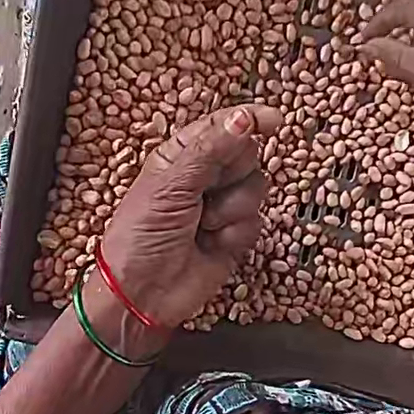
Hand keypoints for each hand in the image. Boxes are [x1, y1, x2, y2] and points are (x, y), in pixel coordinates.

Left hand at [97, 104, 284, 329]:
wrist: (143, 294)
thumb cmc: (140, 236)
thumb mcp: (170, 186)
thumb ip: (210, 150)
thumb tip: (244, 119)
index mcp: (181, 155)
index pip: (222, 126)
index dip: (248, 120)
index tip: (273, 120)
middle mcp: (203, 177)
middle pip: (247, 155)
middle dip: (231, 175)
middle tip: (204, 193)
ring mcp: (221, 206)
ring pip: (256, 188)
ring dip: (231, 208)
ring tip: (202, 225)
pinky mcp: (234, 234)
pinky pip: (256, 221)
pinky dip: (235, 234)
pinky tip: (212, 244)